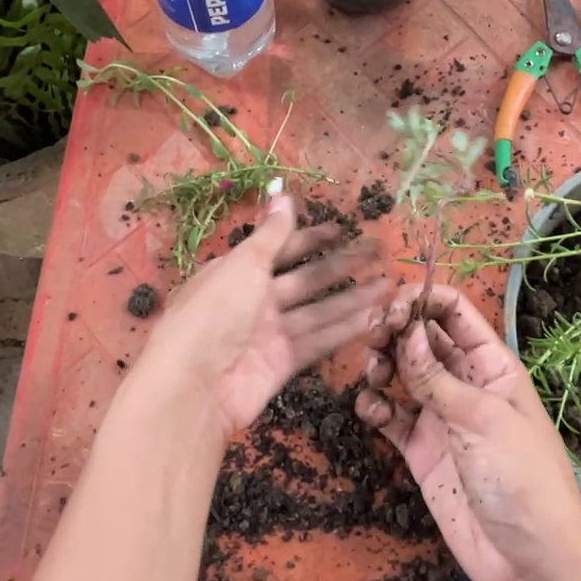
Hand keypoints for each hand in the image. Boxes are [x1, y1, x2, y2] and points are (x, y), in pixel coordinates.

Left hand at [133, 193, 386, 436]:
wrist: (192, 387)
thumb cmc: (213, 313)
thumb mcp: (243, 264)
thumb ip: (272, 233)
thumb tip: (284, 193)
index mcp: (237, 271)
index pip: (281, 249)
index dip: (310, 238)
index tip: (341, 230)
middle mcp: (254, 300)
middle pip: (305, 278)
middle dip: (341, 265)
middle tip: (378, 252)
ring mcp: (268, 334)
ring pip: (317, 310)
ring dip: (351, 297)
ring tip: (387, 285)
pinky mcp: (281, 364)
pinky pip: (317, 340)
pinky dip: (344, 329)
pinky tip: (372, 317)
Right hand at [355, 286, 580, 580]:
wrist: (532, 565)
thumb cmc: (523, 480)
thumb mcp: (482, 420)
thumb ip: (437, 377)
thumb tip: (408, 330)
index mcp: (490, 363)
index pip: (453, 311)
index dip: (421, 299)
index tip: (392, 310)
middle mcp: (463, 381)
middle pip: (421, 336)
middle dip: (394, 328)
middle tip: (373, 338)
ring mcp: (441, 415)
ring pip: (401, 371)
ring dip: (381, 364)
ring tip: (373, 376)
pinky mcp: (421, 449)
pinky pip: (391, 414)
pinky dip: (375, 405)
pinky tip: (371, 410)